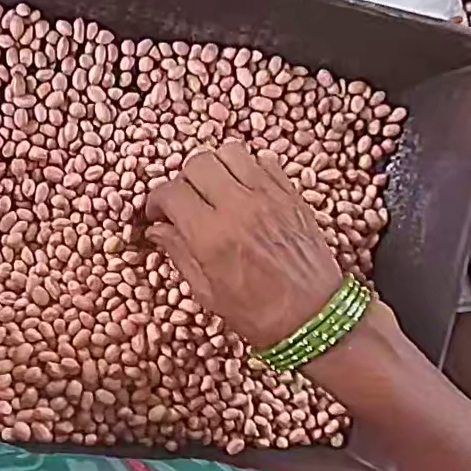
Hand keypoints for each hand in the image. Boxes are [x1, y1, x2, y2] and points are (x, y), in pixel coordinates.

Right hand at [142, 140, 350, 346]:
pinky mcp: (292, 194)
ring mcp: (269, 196)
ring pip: (230, 152)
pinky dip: (247, 170)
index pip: (171, 193)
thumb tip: (157, 229)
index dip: (156, 200)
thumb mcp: (206, 291)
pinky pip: (263, 161)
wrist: (314, 318)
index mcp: (212, 236)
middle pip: (198, 163)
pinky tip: (243, 193)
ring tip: (214, 191)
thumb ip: (179, 252)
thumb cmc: (257, 313)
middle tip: (184, 202)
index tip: (157, 213)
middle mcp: (239, 208)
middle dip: (183, 180)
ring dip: (215, 168)